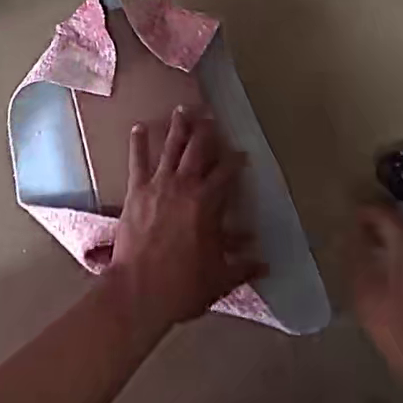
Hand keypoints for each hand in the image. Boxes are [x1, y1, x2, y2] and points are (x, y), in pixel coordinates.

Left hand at [105, 106, 262, 330]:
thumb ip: (243, 267)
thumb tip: (266, 265)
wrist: (138, 293)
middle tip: (211, 116)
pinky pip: (137, 162)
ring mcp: (159, 185)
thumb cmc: (182, 285)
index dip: (236, 160)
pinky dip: (138, 143)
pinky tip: (138, 127)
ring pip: (171, 148)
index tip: (242, 154)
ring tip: (182, 109)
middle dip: (207, 131)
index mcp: (208, 202)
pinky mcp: (136, 192)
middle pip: (199, 149)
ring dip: (179, 127)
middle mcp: (185, 185)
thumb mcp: (220, 278)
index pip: (227, 172)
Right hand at [351, 201, 402, 388]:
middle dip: (380, 224)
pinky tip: (391, 277)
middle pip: (402, 225)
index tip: (350, 214)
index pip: (386, 214)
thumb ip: (356, 261)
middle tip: (359, 230)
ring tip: (371, 252)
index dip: (367, 211)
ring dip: (392, 241)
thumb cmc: (402, 331)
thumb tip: (348, 237)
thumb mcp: (367, 296)